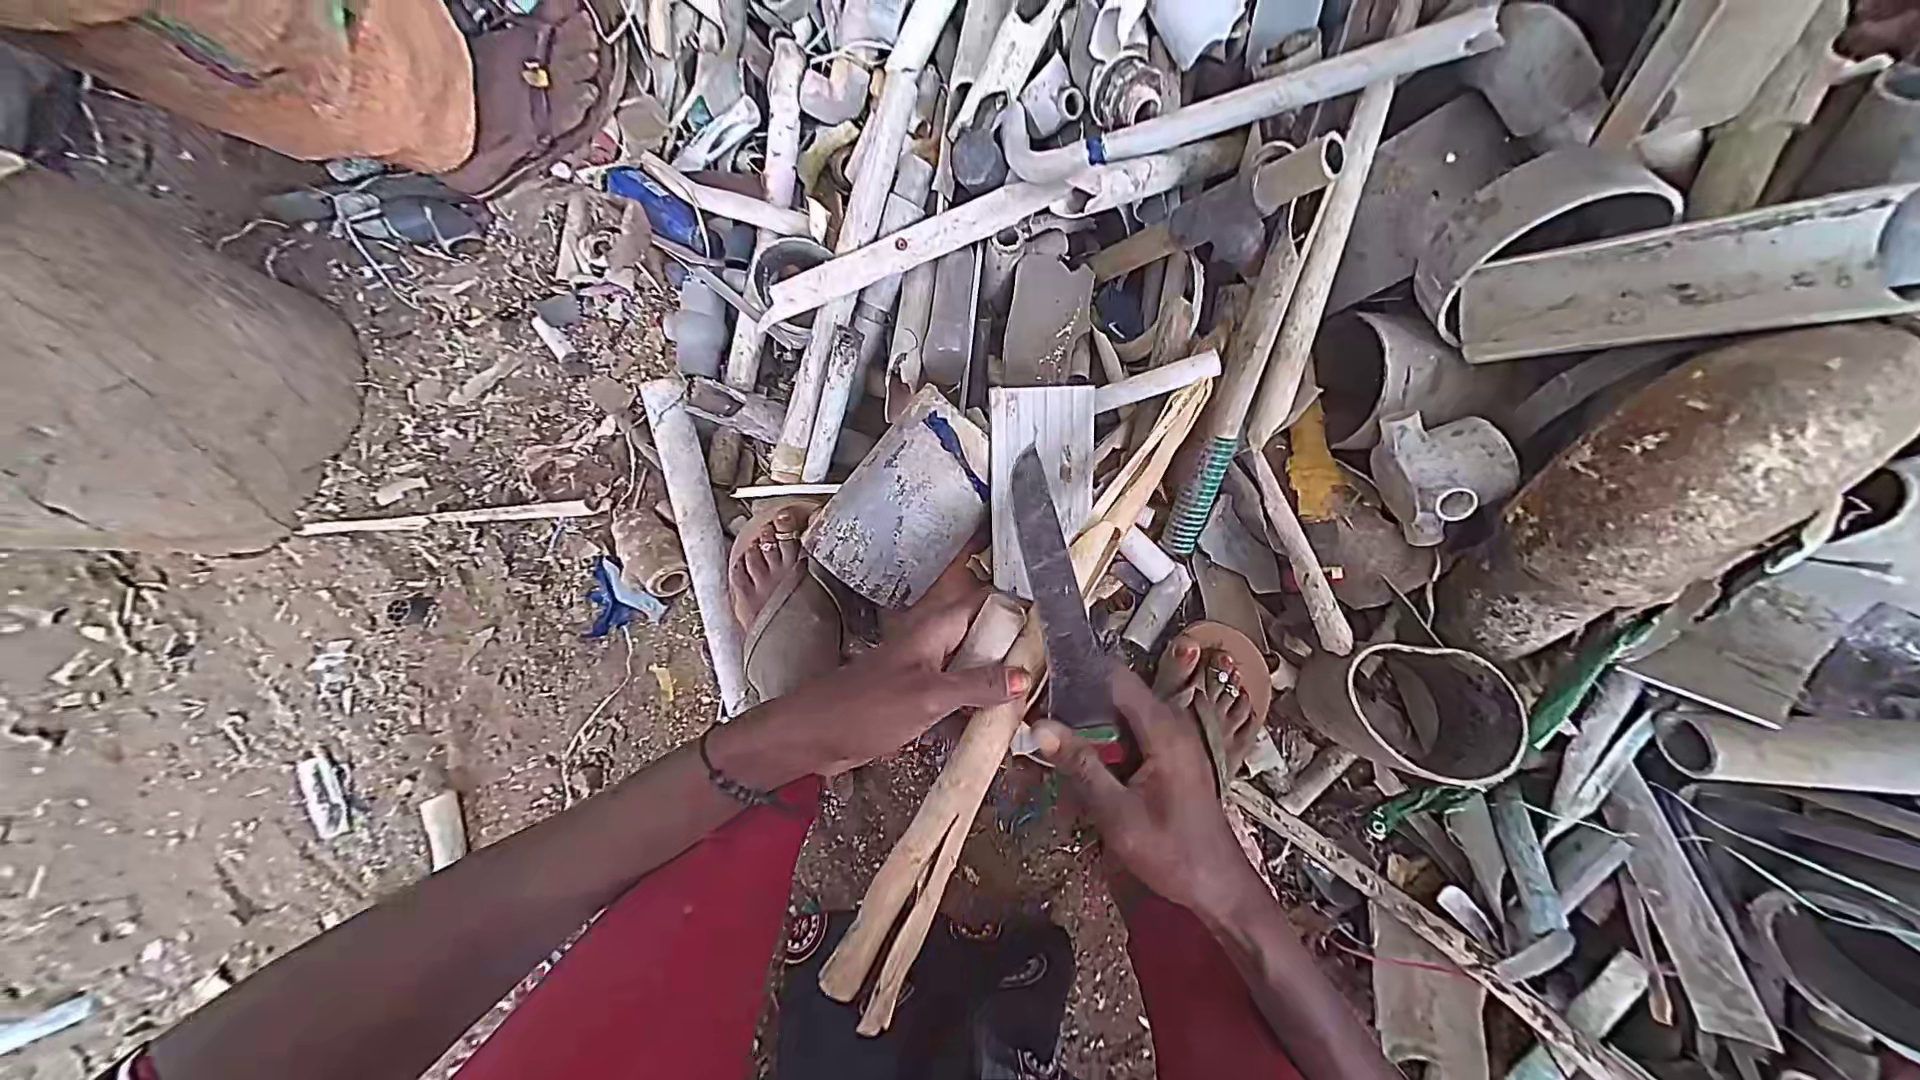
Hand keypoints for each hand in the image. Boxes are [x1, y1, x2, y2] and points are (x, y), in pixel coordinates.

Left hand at [716, 554, 1026, 783]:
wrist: (817, 736)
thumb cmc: (867, 707)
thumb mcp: (930, 695)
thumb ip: (978, 684)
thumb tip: (1026, 677)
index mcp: (938, 626)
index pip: (989, 602)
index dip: (1021, 610)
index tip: (1056, 630)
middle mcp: (938, 641)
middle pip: (989, 637)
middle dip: (1018, 654)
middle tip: (1054, 677)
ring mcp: (931, 670)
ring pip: (977, 669)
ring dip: (1000, 685)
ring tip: (1038, 704)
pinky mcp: (924, 697)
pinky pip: (961, 696)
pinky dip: (979, 708)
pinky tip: (1001, 728)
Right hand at [1033, 663, 1261, 920]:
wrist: (1220, 889)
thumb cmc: (1174, 853)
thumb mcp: (1119, 814)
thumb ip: (1081, 766)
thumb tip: (1040, 726)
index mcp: (1163, 729)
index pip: (1115, 677)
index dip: (1078, 674)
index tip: (1041, 684)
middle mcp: (1170, 723)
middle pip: (1113, 695)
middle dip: (1075, 705)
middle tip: (1037, 723)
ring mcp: (1171, 738)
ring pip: (1117, 716)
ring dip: (1086, 728)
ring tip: (1050, 743)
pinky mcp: (1167, 755)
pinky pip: (1128, 735)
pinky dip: (1102, 745)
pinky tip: (1080, 766)